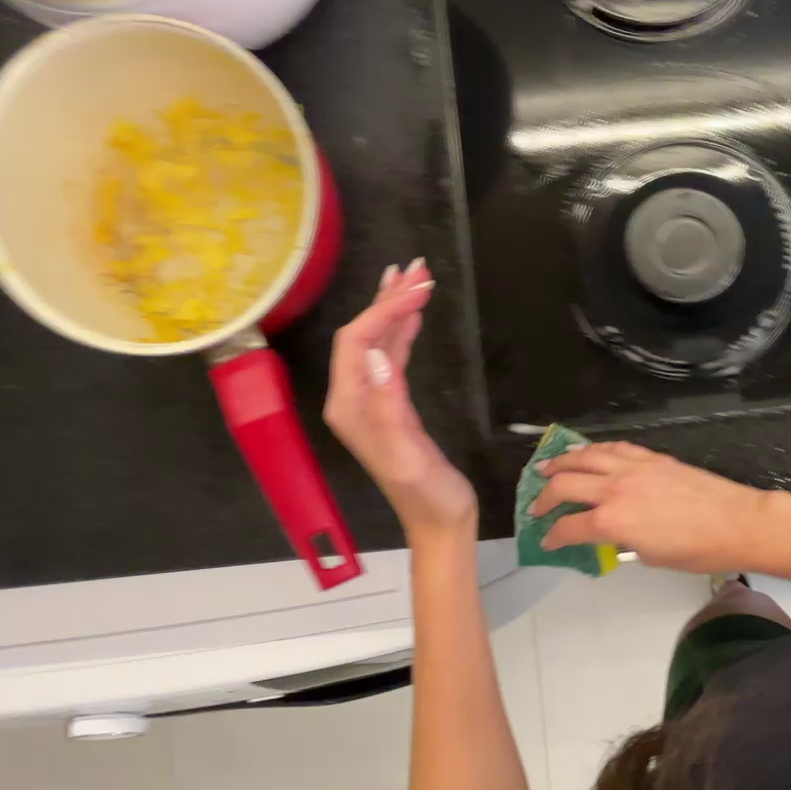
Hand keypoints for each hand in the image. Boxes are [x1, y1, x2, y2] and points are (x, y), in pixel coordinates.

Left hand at [326, 258, 477, 538]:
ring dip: (395, 309)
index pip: (359, 341)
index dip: (385, 309)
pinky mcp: (391, 407)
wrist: (439, 522)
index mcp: (351, 407)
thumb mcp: (409, 454)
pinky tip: (413, 315)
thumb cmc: (428, 494)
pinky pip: (391, 358)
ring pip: (377, 342)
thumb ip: (389, 405)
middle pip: (364, 335)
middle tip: (419, 267)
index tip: (419, 286)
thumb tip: (381, 353)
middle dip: (388, 298)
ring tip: (417, 278)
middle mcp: (353, 399)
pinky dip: (401, 332)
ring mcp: (370, 402)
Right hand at [530, 443, 777, 573]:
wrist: (735, 523)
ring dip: (560, 462)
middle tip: (537, 506)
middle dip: (544, 497)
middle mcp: (615, 490)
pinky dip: (594, 449)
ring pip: (585, 457)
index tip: (547, 542)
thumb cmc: (697, 550)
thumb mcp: (651, 557)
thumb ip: (624, 544)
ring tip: (545, 467)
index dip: (552, 537)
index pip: (569, 528)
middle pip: (565, 485)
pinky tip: (586, 452)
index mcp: (612, 523)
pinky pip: (614, 448)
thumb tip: (613, 538)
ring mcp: (633, 469)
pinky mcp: (652, 458)